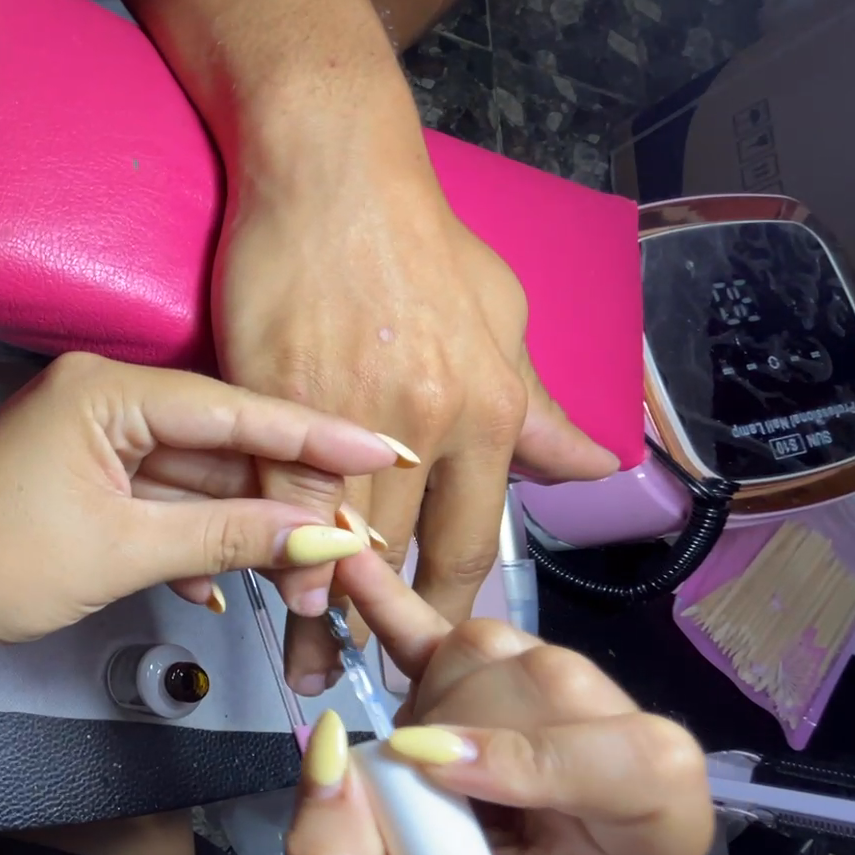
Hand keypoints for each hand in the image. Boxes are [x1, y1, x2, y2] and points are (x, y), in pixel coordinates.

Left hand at [0, 353, 397, 659]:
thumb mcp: (121, 552)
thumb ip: (226, 537)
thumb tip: (322, 537)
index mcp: (103, 390)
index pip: (231, 407)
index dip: (314, 433)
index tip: (388, 447)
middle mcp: (100, 396)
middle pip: (216, 441)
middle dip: (278, 496)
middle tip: (348, 540)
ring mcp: (89, 436)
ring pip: (189, 476)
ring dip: (237, 526)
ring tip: (304, 572)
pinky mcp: (81, 473)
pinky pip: (153, 497)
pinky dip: (186, 536)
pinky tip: (220, 584)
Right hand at [214, 158, 618, 692]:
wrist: (329, 177)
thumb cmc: (411, 238)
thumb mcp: (496, 310)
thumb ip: (534, 402)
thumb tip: (585, 466)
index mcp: (487, 408)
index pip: (467, 536)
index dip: (444, 599)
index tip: (425, 638)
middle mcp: (426, 422)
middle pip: (400, 551)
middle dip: (379, 624)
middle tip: (357, 677)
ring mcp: (347, 412)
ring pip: (338, 535)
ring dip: (322, 606)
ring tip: (306, 661)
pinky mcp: (276, 396)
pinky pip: (280, 491)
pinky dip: (278, 545)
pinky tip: (269, 589)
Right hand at [286, 552, 712, 854]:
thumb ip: (335, 840)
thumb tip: (324, 733)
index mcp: (637, 853)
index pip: (640, 767)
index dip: (533, 751)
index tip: (422, 760)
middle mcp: (623, 770)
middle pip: (557, 683)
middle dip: (457, 716)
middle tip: (402, 766)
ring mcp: (561, 712)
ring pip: (503, 645)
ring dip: (433, 684)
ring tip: (403, 743)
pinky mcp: (494, 680)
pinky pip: (449, 629)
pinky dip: (398, 603)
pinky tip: (358, 568)